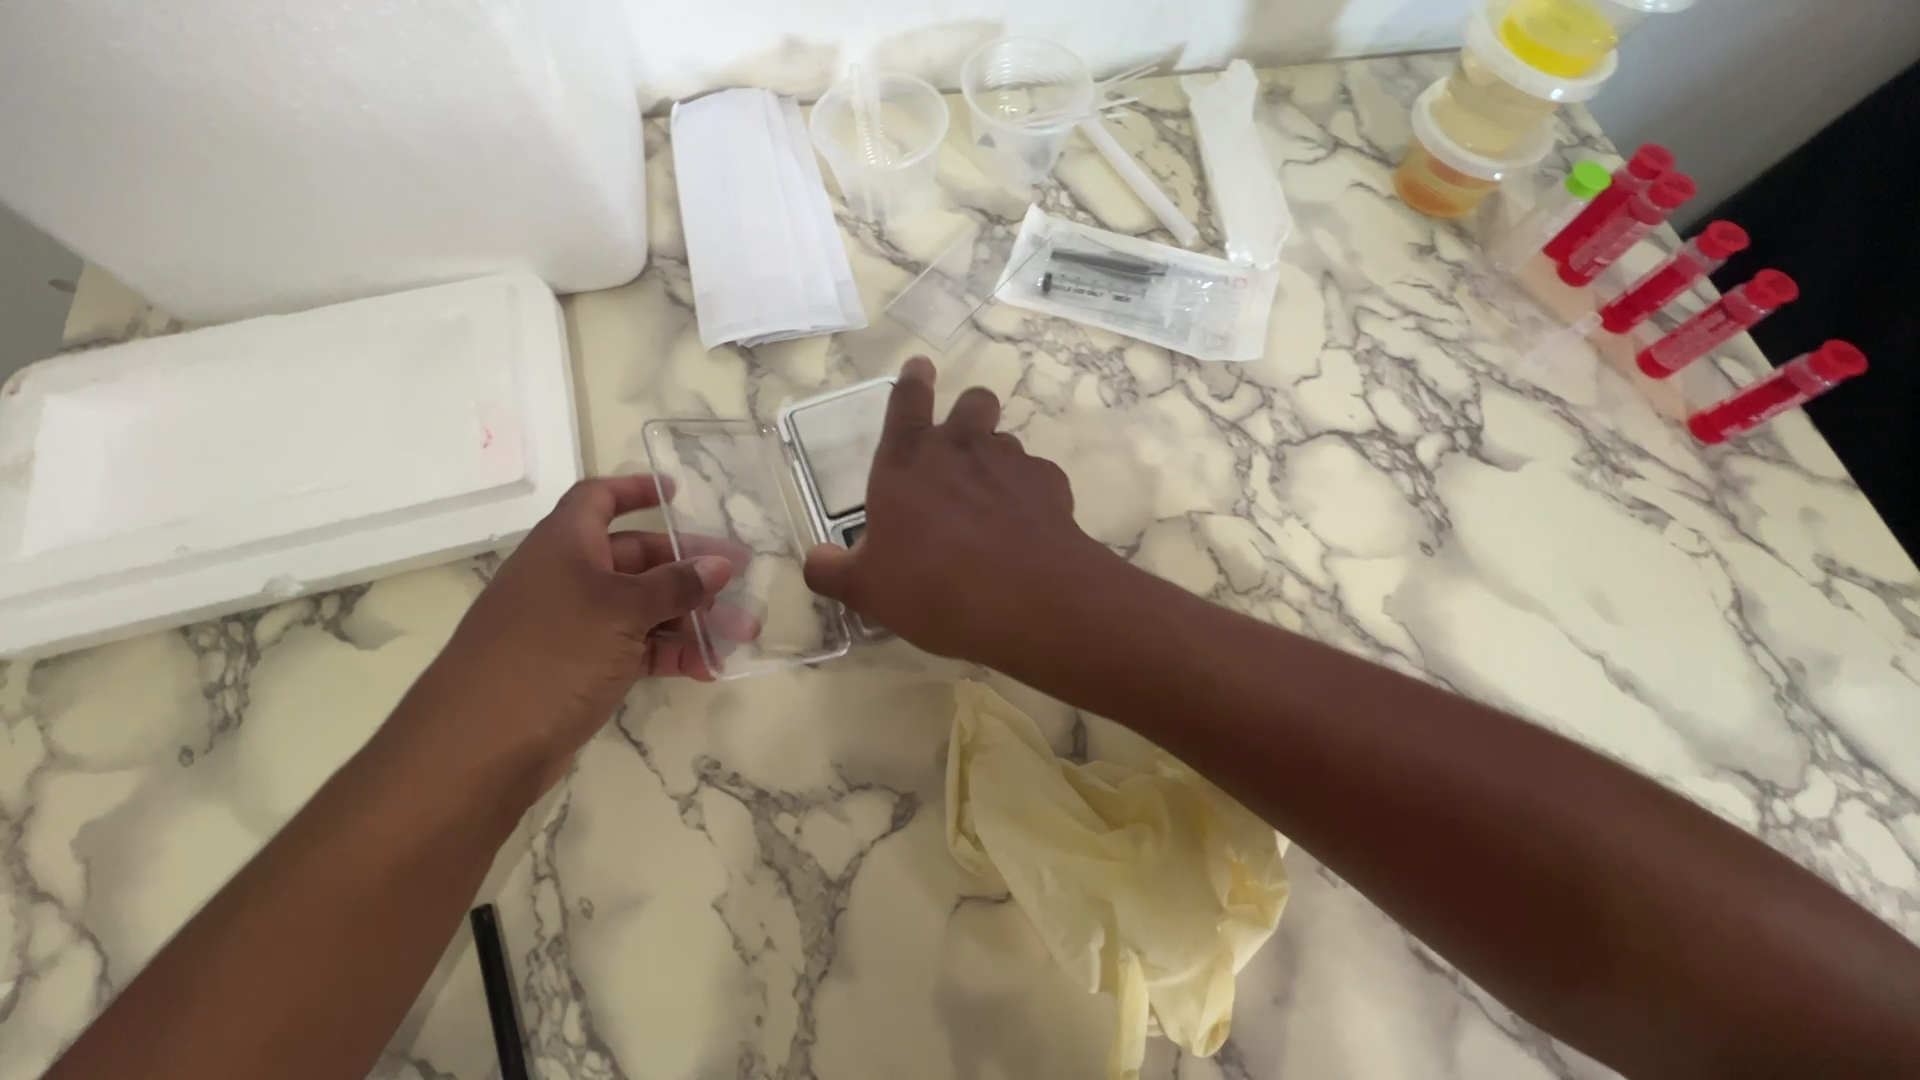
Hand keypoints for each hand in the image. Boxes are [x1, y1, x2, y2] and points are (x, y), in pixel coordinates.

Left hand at [395, 475, 738, 788]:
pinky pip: (635, 648)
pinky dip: (670, 653)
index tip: (676, 493)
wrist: (480, 745)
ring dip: (691, 618)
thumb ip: (676, 585)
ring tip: (741, 634)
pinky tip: (708, 668)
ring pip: (642, 608)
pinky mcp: (580, 668)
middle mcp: (568, 578)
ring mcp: (573, 626)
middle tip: (738, 580)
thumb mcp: (622, 610)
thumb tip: (719, 565)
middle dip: (689, 569)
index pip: (599, 499)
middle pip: (636, 558)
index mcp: (565, 545)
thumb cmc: (552, 654)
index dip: (635, 489)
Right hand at [803, 357, 1112, 664]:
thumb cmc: (930, 583)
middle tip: (962, 446)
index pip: (907, 400)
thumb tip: (815, 561)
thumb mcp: (866, 588)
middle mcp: (961, 446)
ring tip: (991, 504)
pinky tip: (1025, 529)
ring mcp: (1011, 460)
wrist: (1023, 597)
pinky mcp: (1050, 483)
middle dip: (969, 412)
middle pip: (973, 402)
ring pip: (1006, 440)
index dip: (912, 381)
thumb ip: (832, 571)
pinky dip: (1029, 495)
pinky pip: (1038, 476)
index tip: (920, 367)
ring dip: (996, 461)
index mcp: (907, 459)